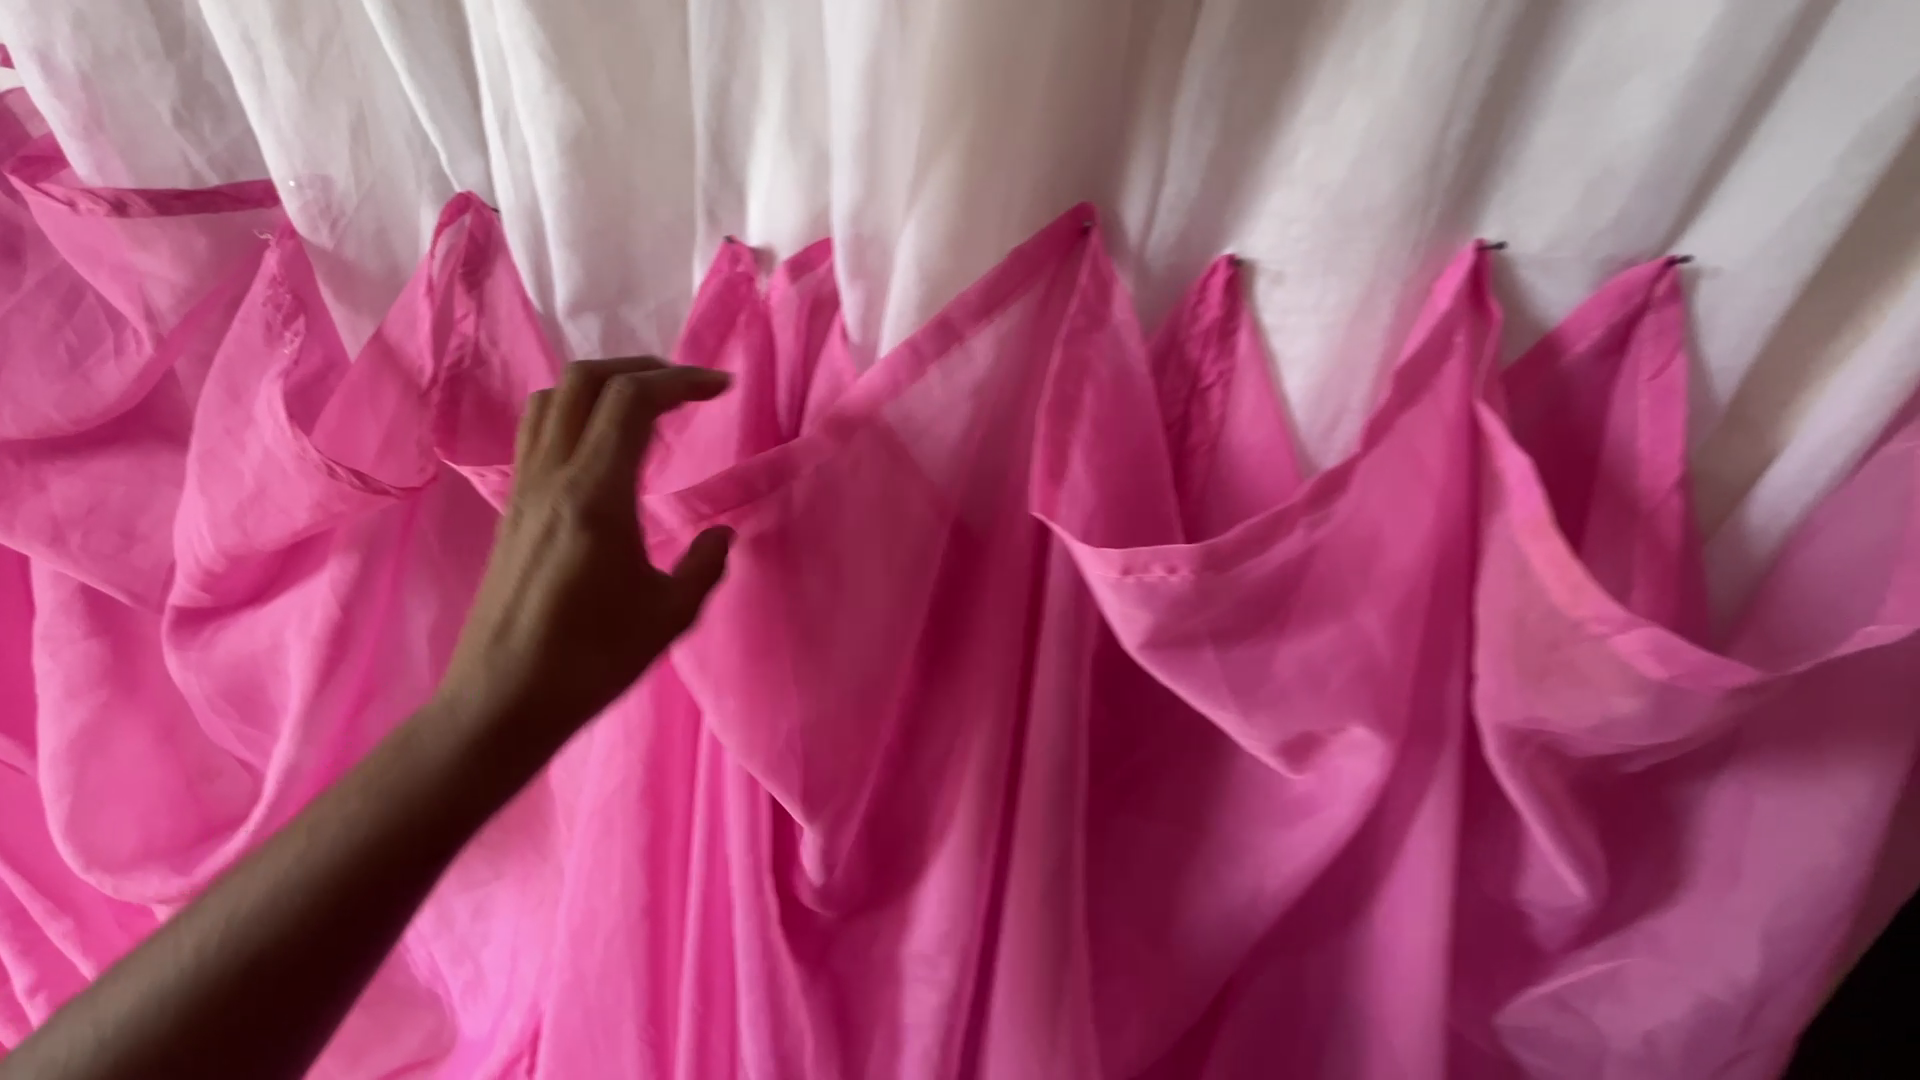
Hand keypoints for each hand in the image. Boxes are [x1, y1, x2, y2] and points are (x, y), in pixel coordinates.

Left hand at [435, 357, 734, 748]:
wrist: (504, 701)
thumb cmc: (593, 660)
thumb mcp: (672, 615)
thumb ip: (705, 564)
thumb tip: (721, 535)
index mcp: (596, 495)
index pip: (633, 401)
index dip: (683, 381)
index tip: (722, 388)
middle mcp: (553, 477)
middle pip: (587, 381)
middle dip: (644, 369)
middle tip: (689, 388)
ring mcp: (525, 489)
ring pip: (553, 398)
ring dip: (603, 384)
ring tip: (646, 404)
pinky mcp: (513, 508)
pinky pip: (539, 431)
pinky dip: (576, 412)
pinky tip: (604, 446)